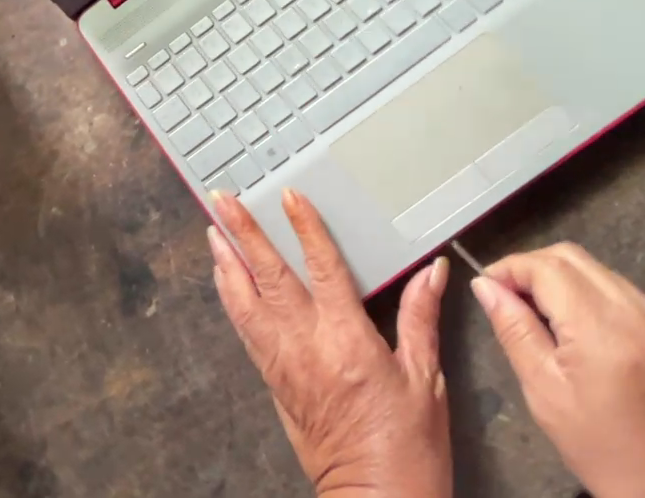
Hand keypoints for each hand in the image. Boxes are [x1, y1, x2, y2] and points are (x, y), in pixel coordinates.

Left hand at [209, 189, 451, 497]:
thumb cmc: (407, 447)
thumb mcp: (425, 380)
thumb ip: (421, 318)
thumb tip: (432, 271)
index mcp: (348, 339)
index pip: (322, 268)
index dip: (304, 228)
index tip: (288, 196)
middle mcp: (306, 343)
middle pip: (268, 276)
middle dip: (243, 233)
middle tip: (222, 200)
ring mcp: (282, 360)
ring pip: (243, 300)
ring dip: (226, 261)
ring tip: (213, 229)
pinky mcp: (271, 378)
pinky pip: (243, 327)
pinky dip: (230, 296)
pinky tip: (224, 278)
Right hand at [470, 243, 644, 497]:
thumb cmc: (603, 450)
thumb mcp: (544, 392)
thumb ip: (514, 329)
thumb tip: (484, 285)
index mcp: (603, 333)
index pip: (546, 267)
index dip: (510, 268)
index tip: (488, 287)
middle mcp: (639, 316)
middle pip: (572, 257)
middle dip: (532, 267)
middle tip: (510, 296)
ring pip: (598, 270)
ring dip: (561, 279)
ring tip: (541, 312)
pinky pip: (622, 291)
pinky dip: (589, 294)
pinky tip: (577, 325)